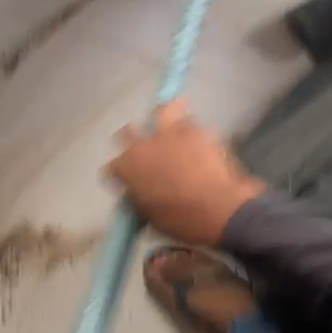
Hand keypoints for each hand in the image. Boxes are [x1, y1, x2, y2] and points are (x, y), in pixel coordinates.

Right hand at [105, 99, 264, 246]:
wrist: (220, 209)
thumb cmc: (182, 220)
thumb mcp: (152, 218)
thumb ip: (140, 200)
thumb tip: (137, 194)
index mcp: (127, 168)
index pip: (112, 168)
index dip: (118, 175)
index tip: (126, 183)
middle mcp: (142, 145)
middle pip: (128, 132)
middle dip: (131, 138)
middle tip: (142, 147)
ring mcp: (169, 134)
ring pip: (161, 111)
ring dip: (164, 117)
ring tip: (171, 121)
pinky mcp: (195, 131)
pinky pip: (191, 123)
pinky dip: (192, 130)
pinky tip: (198, 136)